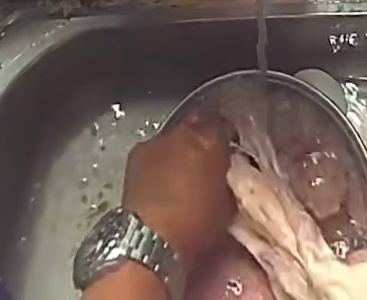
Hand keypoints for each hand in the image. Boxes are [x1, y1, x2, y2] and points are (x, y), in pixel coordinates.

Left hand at [124, 114, 234, 266]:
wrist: (151, 241)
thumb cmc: (196, 226)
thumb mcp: (226, 206)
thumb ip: (229, 181)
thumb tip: (227, 179)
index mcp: (211, 140)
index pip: (224, 126)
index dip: (226, 139)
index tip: (227, 154)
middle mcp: (185, 132)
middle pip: (197, 127)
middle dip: (201, 142)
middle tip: (203, 164)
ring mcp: (158, 141)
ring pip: (174, 139)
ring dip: (178, 152)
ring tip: (178, 176)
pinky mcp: (137, 153)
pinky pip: (153, 152)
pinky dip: (157, 162)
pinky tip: (156, 183)